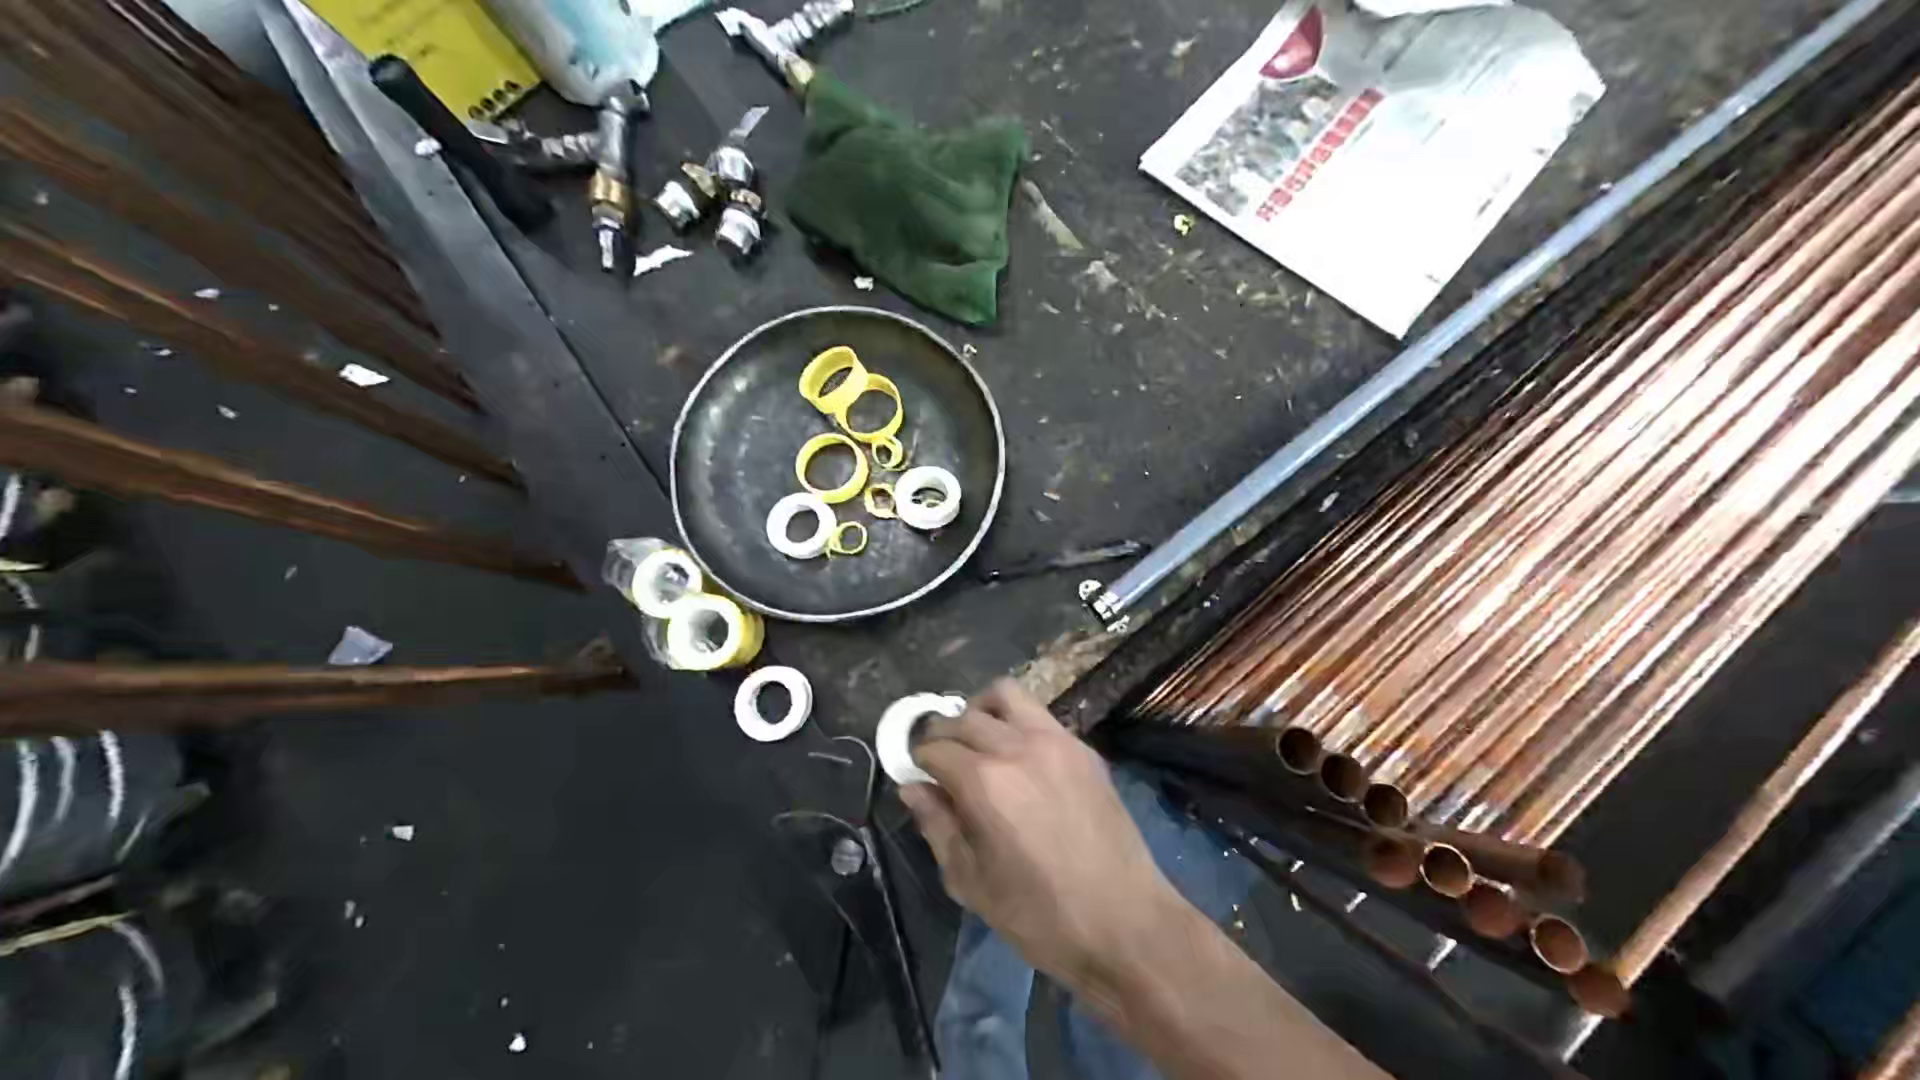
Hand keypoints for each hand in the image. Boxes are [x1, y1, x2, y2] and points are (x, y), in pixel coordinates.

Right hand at [898, 679, 1185, 994]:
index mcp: (984, 782)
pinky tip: (1017, 756)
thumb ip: (937, 826)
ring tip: (978, 741)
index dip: (918, 762)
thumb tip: (913, 789)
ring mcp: (1055, 741)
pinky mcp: (1083, 748)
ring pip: (1004, 694)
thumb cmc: (1039, 915)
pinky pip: (1038, 715)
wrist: (1125, 922)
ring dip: (980, 710)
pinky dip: (1016, 722)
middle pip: (963, 717)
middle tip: (941, 762)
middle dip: (942, 735)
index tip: (918, 777)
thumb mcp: (971, 882)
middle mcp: (1017, 747)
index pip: (934, 748)